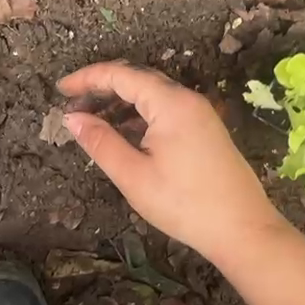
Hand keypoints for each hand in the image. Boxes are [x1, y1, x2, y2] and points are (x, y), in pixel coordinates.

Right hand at [58, 61, 288, 257]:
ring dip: (119, 103)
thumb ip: (100, 142)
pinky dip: (138, 116)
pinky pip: (164, 110)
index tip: (61, 90)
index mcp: (170, 103)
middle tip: (72, 107)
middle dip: (101, 89)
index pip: (120, 75)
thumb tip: (72, 119)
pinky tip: (122, 135)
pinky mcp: (204, 130)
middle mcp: (187, 100)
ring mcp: (199, 114)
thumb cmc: (185, 204)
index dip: (87, 78)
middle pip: (137, 80)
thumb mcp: (133, 175)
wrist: (244, 230)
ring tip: (91, 122)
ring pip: (151, 96)